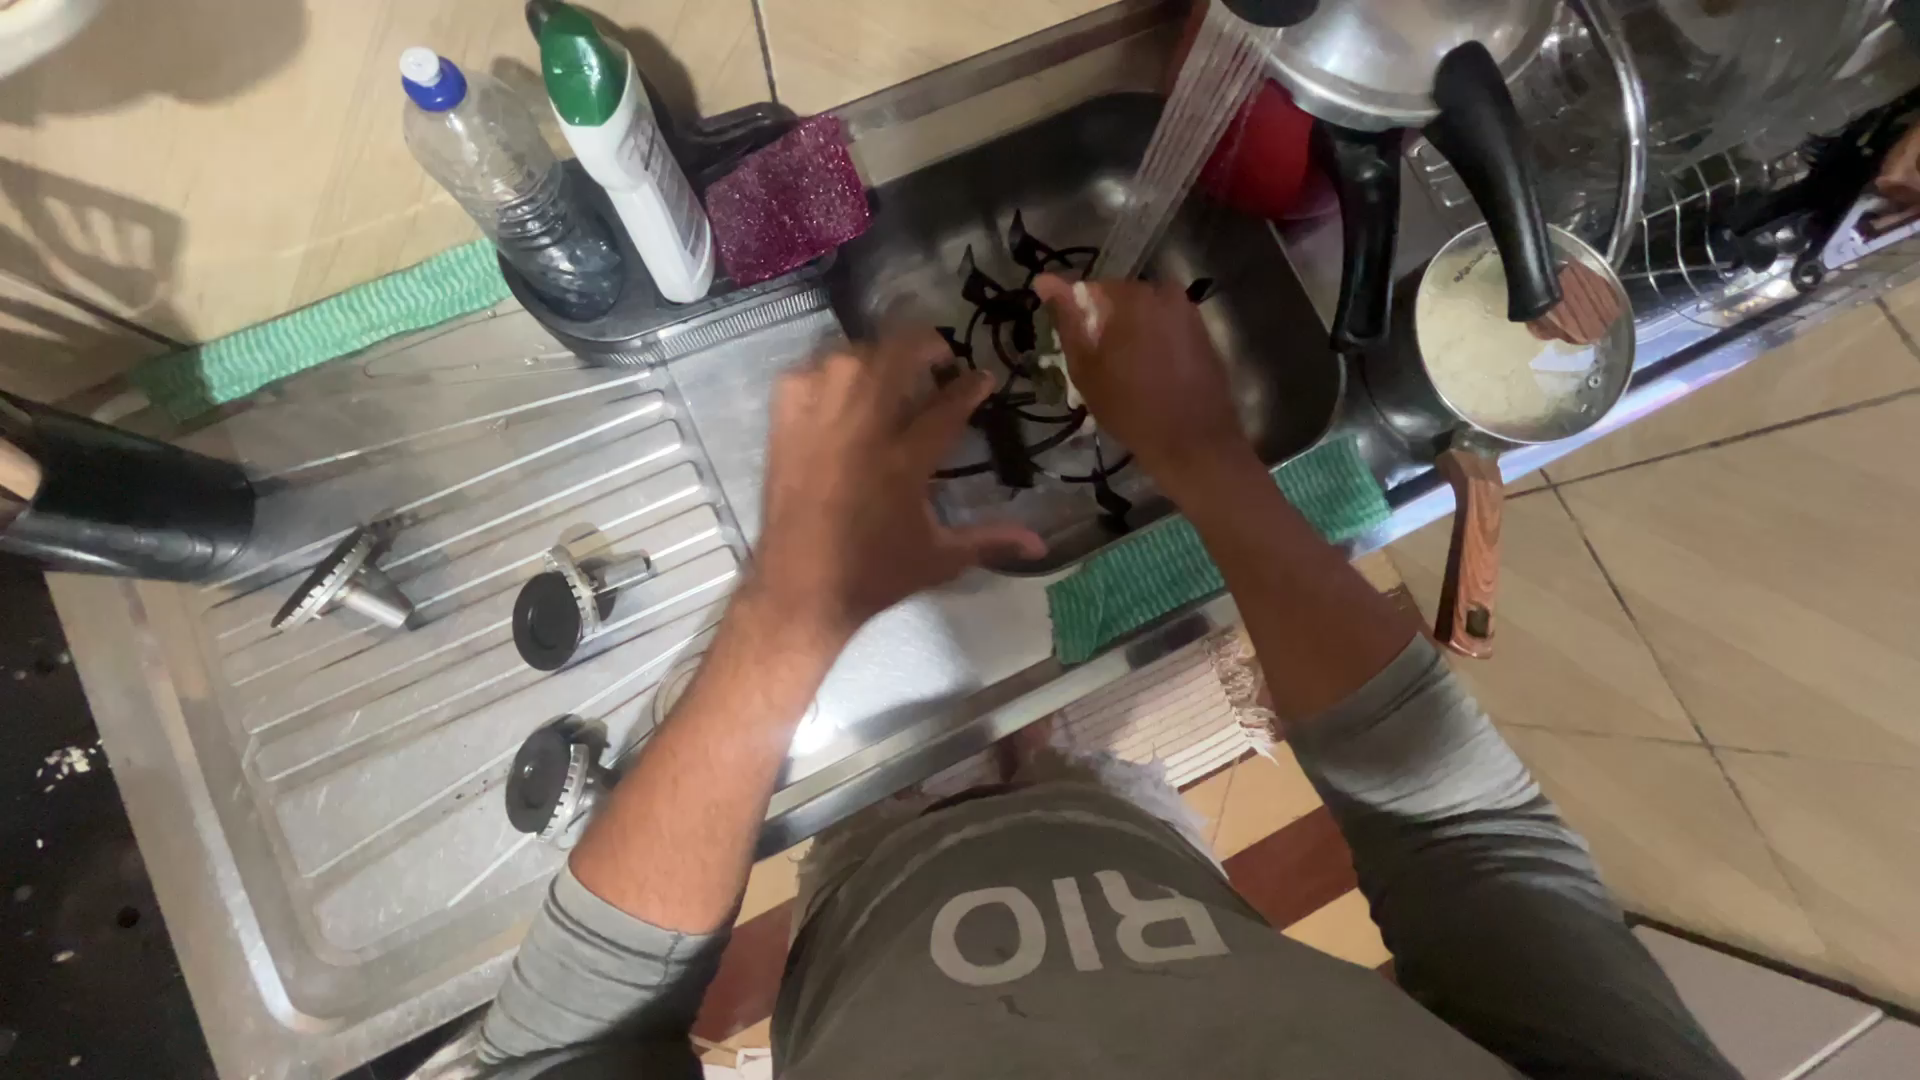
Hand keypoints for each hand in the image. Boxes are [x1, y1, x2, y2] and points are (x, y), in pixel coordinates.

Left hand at [749, 332, 1046, 646]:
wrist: (801, 590)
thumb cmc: (875, 574)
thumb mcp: (941, 559)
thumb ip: (992, 540)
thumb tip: (1040, 545)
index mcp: (904, 462)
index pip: (946, 406)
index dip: (970, 387)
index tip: (983, 378)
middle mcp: (862, 430)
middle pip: (896, 358)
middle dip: (925, 345)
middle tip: (939, 359)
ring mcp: (818, 424)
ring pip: (850, 358)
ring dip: (876, 356)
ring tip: (890, 371)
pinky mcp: (784, 428)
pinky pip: (803, 373)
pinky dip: (825, 371)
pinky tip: (840, 387)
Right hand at [1034, 274, 1258, 498]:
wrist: (1192, 441)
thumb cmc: (1129, 407)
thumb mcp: (1085, 367)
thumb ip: (1066, 319)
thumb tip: (1044, 280)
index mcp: (1132, 296)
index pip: (1090, 290)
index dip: (1077, 317)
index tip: (1074, 346)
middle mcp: (1164, 292)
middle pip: (1120, 301)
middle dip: (1105, 325)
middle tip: (1096, 363)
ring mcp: (1188, 312)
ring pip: (1144, 315)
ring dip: (1129, 335)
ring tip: (1121, 372)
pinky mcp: (1203, 332)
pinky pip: (1166, 329)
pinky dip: (1153, 344)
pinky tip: (1147, 374)